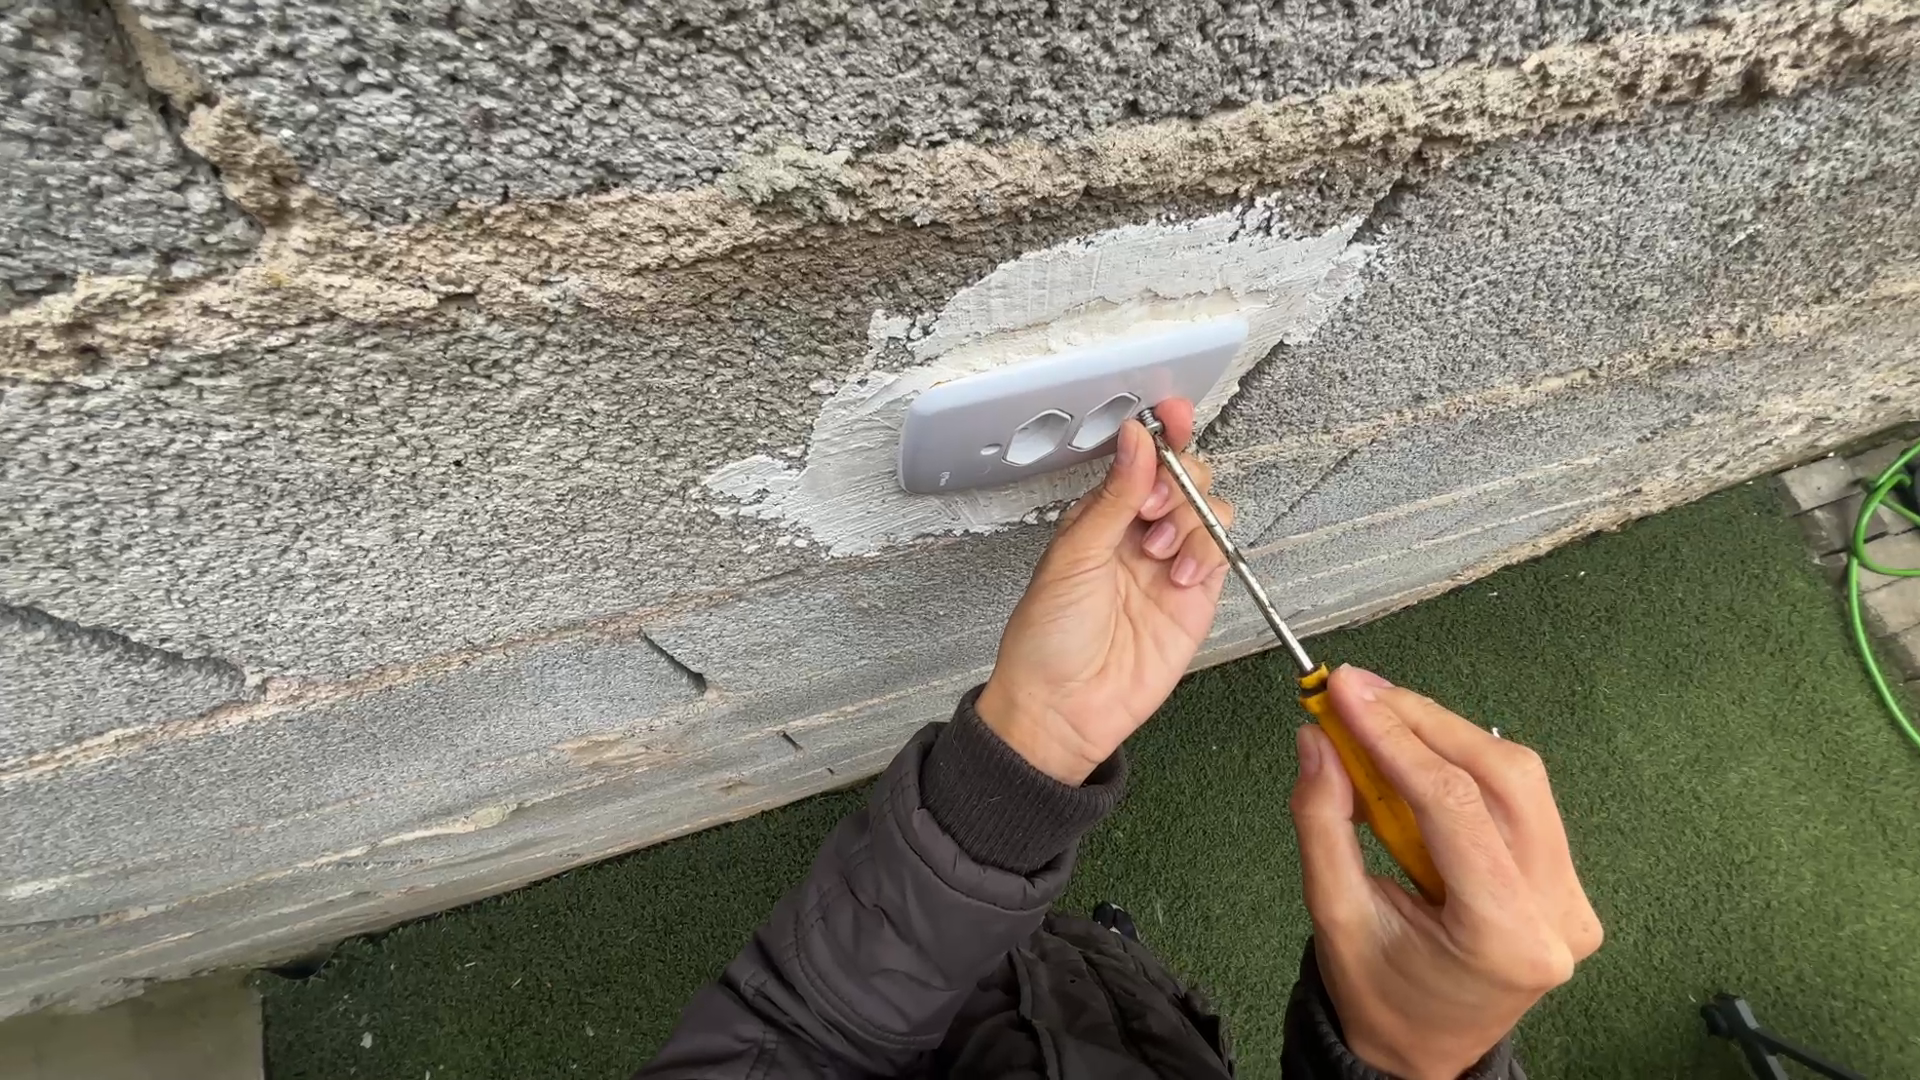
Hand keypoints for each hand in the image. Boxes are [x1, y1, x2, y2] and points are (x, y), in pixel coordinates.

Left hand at [975, 398, 1233, 784]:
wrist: (1064, 708)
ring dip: (1190, 520)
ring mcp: (1168, 563)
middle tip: (1149, 511)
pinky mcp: (1195, 595)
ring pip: (1208, 510)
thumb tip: (1136, 439)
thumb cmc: (1048, 637)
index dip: (1159, 433)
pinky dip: (1209, 552)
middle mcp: (1135, 533)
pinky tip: (1180, 577)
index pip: (1139, 460)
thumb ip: (1113, 498)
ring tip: (1159, 554)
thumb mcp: (1073, 557)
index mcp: (1098, 517)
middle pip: (1182, 478)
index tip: (1170, 414)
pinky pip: (1220, 552)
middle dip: (1176, 482)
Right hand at [1290, 666, 1602, 1079]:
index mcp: (1505, 936)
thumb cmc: (1376, 988)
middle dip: (1420, 717)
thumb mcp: (1331, 910)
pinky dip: (1451, 755)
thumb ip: (1321, 819)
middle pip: (1502, 775)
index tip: (1342, 690)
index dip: (1392, 735)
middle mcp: (1558, 912)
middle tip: (1353, 687)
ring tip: (1371, 709)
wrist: (1423, 1044)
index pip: (1453, 804)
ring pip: (1514, 774)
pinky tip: (1404, 744)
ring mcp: (1568, 893)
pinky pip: (1511, 792)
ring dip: (1438, 729)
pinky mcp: (1555, 875)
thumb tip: (1317, 738)